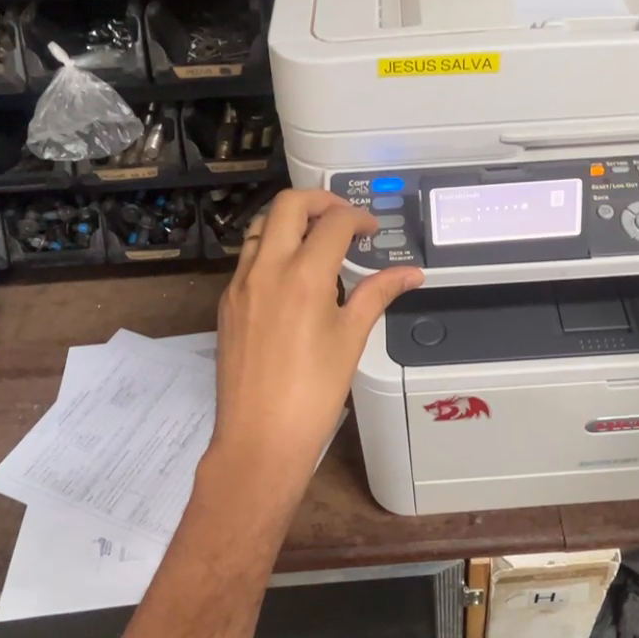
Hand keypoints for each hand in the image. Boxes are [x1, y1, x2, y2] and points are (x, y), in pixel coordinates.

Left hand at [212, 189, 423, 486]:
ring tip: (317, 240)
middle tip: (343, 218)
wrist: (259, 437)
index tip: (371, 231)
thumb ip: (377, 294)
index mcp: (304, 276)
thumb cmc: (313, 393)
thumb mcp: (351, 339)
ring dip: (291, 220)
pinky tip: (292, 275)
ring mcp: (240, 284)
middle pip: (288, 204)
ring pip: (262, 226)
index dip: (358, 218)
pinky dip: (272, 248)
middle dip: (320, 200)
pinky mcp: (227, 302)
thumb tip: (411, 274)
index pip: (334, 222)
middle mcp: (267, 269)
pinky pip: (249, 257)